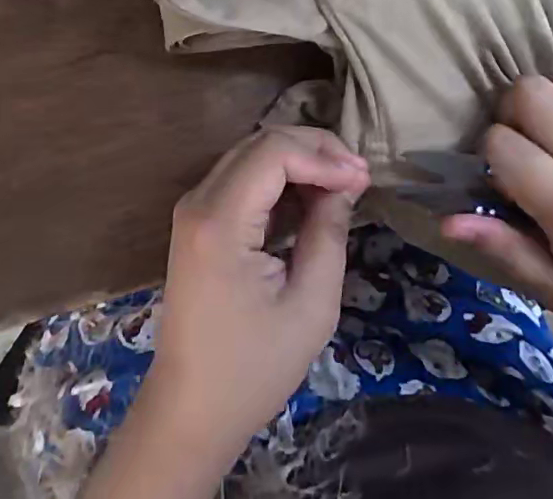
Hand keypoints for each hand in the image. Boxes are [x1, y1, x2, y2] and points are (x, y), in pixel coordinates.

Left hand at [147, 127, 369, 451]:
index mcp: (220, 221)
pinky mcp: (198, 220)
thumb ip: (328, 233)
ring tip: (344, 181)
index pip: (273, 152)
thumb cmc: (253, 367)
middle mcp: (198, 202)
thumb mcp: (310, 305)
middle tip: (359, 174)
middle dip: (315, 150)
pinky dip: (280, 177)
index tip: (362, 179)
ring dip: (299, 159)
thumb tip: (344, 184)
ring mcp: (193, 209)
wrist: (190, 409)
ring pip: (252, 154)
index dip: (323, 157)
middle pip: (261, 143)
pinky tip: (313, 194)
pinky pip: (243, 177)